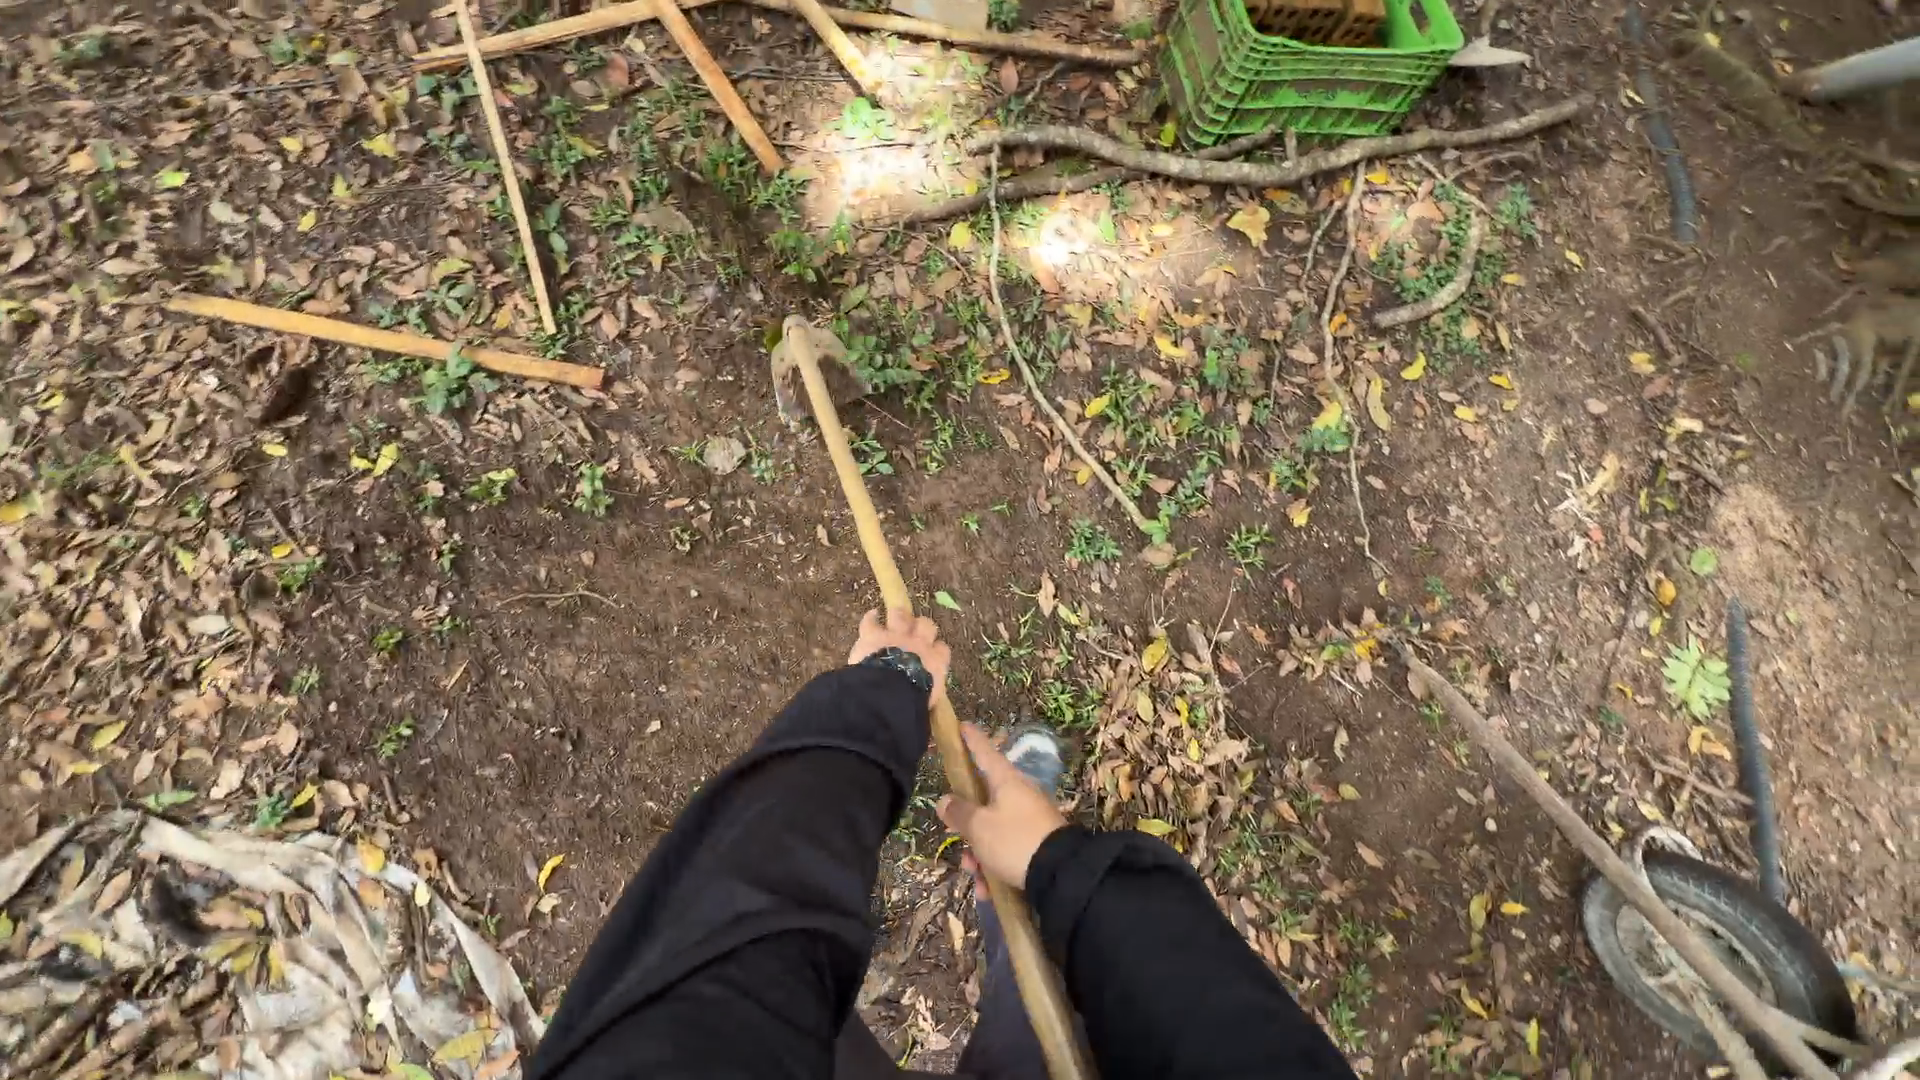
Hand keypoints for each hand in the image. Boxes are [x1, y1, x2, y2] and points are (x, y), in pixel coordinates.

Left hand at [847, 607, 950, 707]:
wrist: (888, 695)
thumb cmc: (912, 703)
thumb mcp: (927, 701)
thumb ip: (928, 692)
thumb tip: (924, 701)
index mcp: (935, 663)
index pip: (942, 649)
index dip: (937, 650)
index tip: (933, 654)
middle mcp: (919, 644)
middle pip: (927, 625)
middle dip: (922, 627)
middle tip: (915, 632)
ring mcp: (897, 636)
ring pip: (902, 616)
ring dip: (899, 616)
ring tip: (896, 617)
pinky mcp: (874, 636)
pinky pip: (872, 621)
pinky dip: (871, 618)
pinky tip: (872, 615)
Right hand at [937, 724, 1067, 889]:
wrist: (1061, 874)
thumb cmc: (1014, 840)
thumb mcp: (979, 827)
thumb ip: (959, 813)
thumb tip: (945, 800)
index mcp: (1006, 781)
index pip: (985, 752)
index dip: (972, 740)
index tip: (963, 725)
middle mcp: (1019, 795)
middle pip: (983, 800)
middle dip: (966, 824)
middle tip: (955, 837)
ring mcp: (1029, 820)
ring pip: (992, 830)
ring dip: (978, 853)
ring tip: (976, 876)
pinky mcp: (1035, 844)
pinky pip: (1006, 850)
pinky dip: (994, 868)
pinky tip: (989, 890)